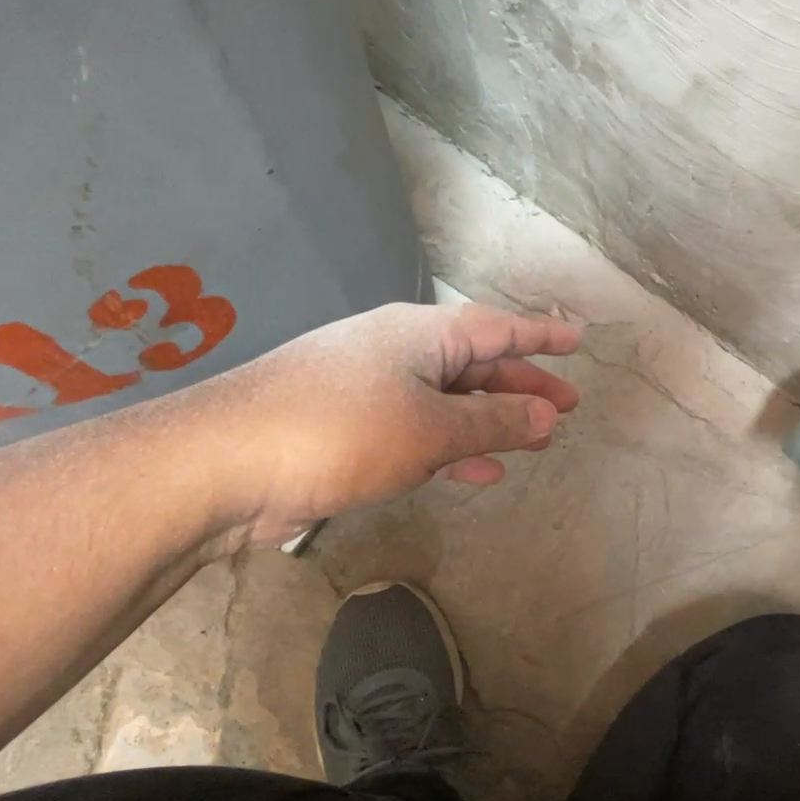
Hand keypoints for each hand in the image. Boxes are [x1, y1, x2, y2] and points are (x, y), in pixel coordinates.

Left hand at [190, 302, 580, 545]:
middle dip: (524, 387)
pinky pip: (421, 432)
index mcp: (421, 334)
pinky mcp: (351, 430)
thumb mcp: (431, 428)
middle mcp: (398, 353)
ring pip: (451, 402)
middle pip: (477, 365)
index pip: (498, 328)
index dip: (541, 335)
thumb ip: (494, 422)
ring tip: (536, 441)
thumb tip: (548, 415)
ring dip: (494, 422)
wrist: (222, 465)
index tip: (578, 342)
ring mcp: (372, 391)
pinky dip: (454, 449)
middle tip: (568, 407)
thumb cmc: (340, 432)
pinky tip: (479, 472)